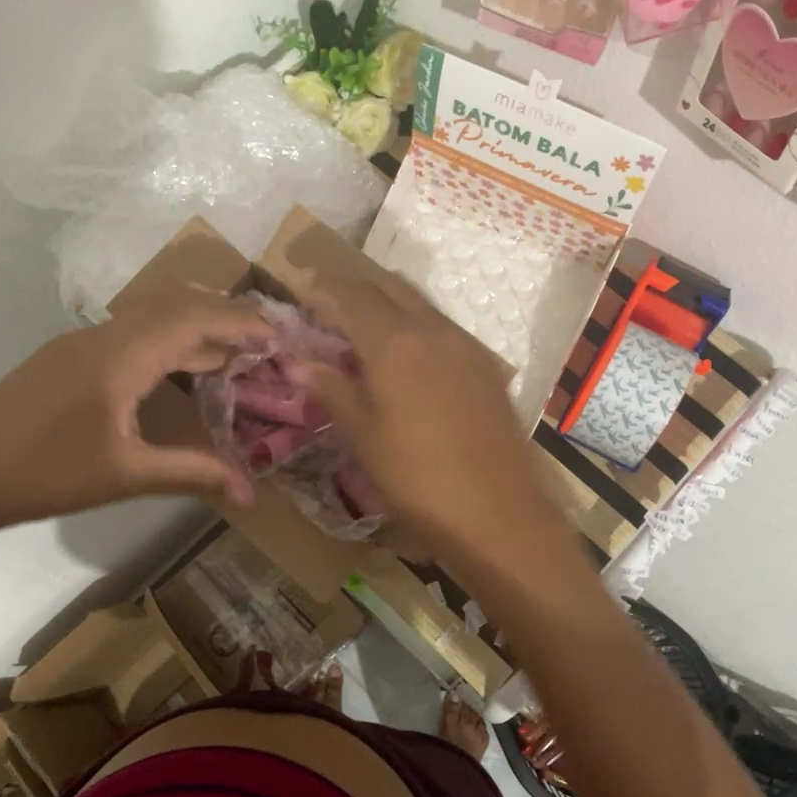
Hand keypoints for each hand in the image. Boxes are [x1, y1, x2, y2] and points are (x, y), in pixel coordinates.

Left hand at [0, 294, 272, 535]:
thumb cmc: (45, 474)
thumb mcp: (126, 475)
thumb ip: (192, 474)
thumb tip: (251, 493)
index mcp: (119, 356)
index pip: (192, 320)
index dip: (239, 323)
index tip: (279, 335)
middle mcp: (100, 337)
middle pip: (173, 309)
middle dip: (224, 320)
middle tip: (265, 343)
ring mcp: (77, 345)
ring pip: (149, 321)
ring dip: (193, 332)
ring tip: (233, 357)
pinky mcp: (64, 360)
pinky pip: (128, 336)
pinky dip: (166, 345)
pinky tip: (177, 372)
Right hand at [288, 265, 563, 553]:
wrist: (495, 509)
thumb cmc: (416, 477)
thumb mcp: (363, 436)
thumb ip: (332, 390)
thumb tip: (301, 363)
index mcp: (395, 341)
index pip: (352, 295)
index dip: (324, 292)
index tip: (303, 301)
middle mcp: (433, 328)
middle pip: (389, 287)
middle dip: (357, 292)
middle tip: (330, 314)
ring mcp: (466, 344)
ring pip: (420, 305)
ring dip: (389, 307)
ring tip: (364, 337)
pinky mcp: (486, 365)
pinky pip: (443, 328)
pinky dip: (416, 328)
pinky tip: (406, 360)